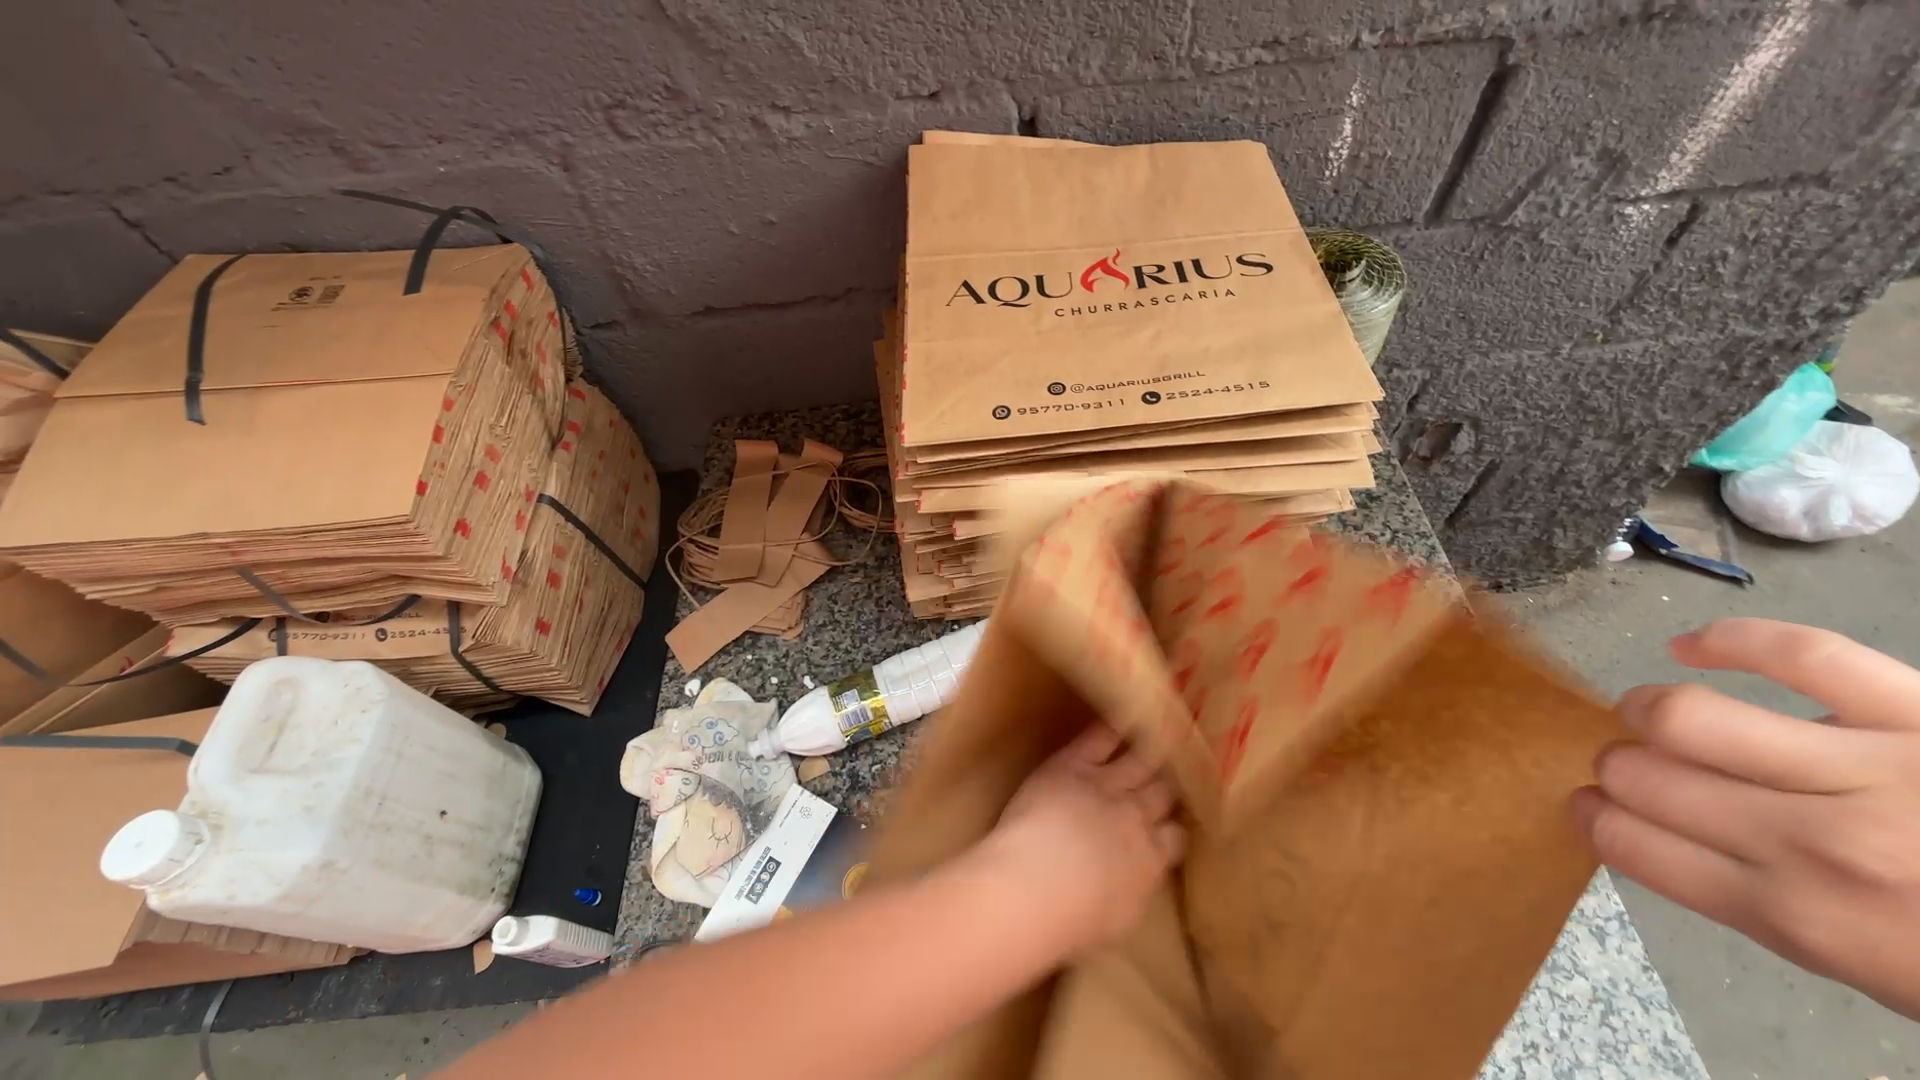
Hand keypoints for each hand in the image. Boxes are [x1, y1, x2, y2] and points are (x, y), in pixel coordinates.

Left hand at [967, 724, 1185, 960]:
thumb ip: (1130, 893)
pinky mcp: (1072, 765)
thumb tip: (1132, 884)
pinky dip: (1113, 726)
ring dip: (1154, 748)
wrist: (1040, 885)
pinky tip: (1124, 712)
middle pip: (1162, 794)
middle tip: (1177, 770)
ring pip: (1141, 761)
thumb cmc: (1073, 921)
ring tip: (1167, 731)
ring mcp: (1106, 787)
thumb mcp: (1116, 920)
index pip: (1174, 838)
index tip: (1173, 824)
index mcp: (1149, 861)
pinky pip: (1099, 739)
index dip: (1172, 829)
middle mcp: (1136, 818)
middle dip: (1169, 784)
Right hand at [1571, 618, 1919, 1018]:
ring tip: (1651, 714)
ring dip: (1647, 712)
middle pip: (1642, 776)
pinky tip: (1693, 646)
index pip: (1632, 844)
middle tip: (1630, 769)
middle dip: (1615, 768)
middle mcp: (1813, 843)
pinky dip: (1731, 640)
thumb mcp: (1863, 966)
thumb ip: (1759, 899)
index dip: (1591, 818)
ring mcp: (1870, 770)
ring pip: (1687, 716)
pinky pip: (1805, 656)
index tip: (1587, 807)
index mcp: (1798, 916)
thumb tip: (1658, 831)